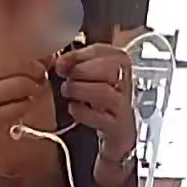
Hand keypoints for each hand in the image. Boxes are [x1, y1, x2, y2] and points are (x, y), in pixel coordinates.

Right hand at [0, 47, 48, 136]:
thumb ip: (13, 49)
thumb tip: (45, 51)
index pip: (15, 40)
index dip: (37, 48)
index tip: (44, 56)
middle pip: (22, 61)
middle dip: (38, 69)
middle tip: (40, 74)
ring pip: (23, 85)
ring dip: (34, 87)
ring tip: (34, 88)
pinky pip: (19, 107)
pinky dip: (27, 104)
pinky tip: (25, 101)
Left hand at [55, 44, 136, 164]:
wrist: (118, 135)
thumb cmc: (103, 104)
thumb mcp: (92, 79)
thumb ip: (77, 67)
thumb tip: (61, 63)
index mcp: (120, 64)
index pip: (101, 51)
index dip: (79, 55)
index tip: (62, 61)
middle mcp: (125, 83)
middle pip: (107, 68)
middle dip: (82, 71)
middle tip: (66, 78)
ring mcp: (123, 106)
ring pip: (104, 92)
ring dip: (81, 90)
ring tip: (68, 91)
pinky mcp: (117, 128)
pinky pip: (101, 118)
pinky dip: (83, 112)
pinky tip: (74, 108)